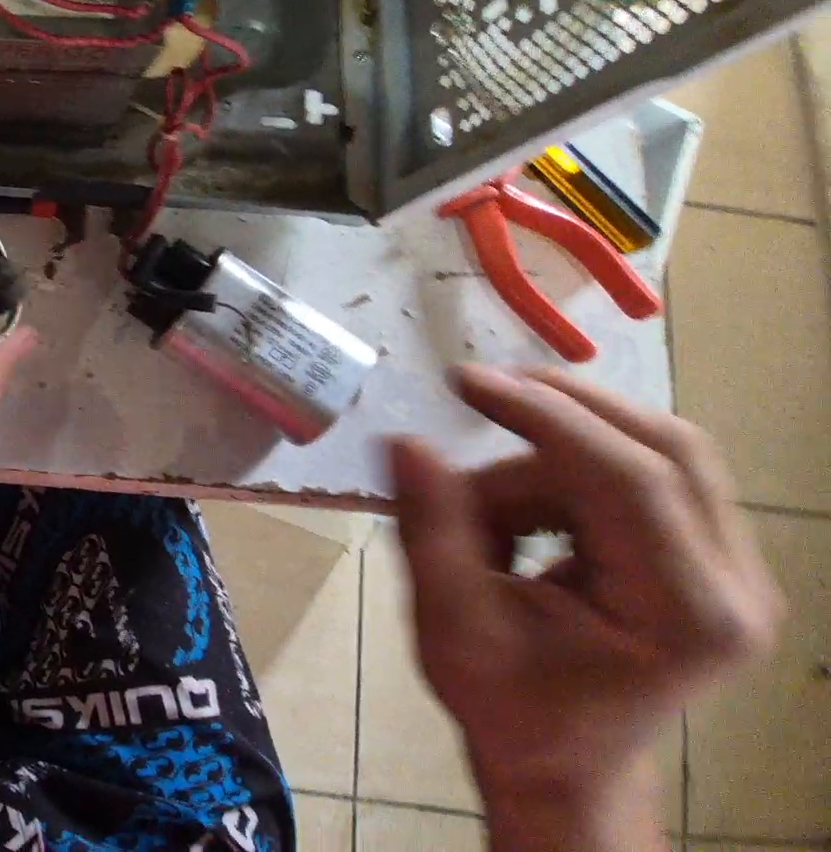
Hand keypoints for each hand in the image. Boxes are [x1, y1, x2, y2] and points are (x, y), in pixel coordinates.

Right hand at [390, 365, 782, 850]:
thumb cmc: (503, 704)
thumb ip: (431, 529)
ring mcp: (730, 570)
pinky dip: (556, 480)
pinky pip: (633, 478)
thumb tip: (407, 443)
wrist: (560, 761)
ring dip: (541, 464)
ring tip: (475, 519)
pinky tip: (510, 523)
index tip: (465, 381)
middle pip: (666, 448)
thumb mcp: (449, 623)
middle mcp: (734, 584)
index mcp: (683, 612)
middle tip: (475, 392)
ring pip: (640, 457)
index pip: (630, 477)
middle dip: (561, 411)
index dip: (545, 416)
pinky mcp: (702, 558)